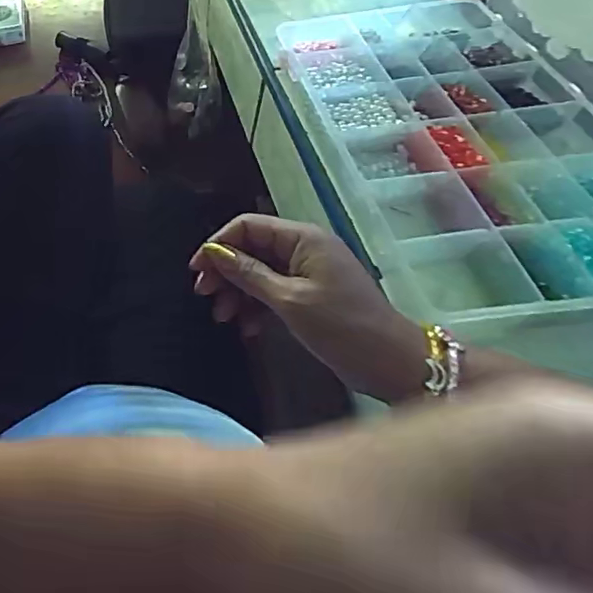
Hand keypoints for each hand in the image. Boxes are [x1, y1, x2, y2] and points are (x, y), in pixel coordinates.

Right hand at [189, 214, 434, 398]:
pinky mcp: (310, 294)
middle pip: (251, 248)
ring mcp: (308, 271)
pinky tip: (246, 327)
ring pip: (258, 271)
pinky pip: (272, 290)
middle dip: (225, 271)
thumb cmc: (343, 328)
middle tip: (204, 296)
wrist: (394, 366)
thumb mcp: (288, 301)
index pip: (248, 226)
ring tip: (223, 317)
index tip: (197, 270)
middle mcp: (304, 247)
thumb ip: (248, 274)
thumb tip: (213, 252)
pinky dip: (256, 305)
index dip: (218, 244)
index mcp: (303, 238)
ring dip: (237, 292)